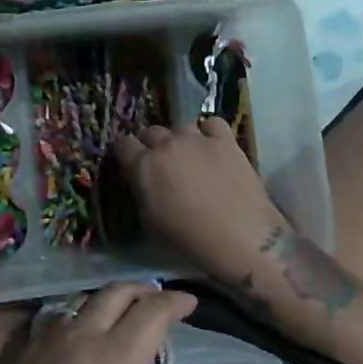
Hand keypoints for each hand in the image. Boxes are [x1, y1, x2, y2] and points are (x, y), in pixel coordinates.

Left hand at [0, 284, 216, 363]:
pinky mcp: (20, 356)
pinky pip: (59, 318)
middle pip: (115, 293)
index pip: (151, 311)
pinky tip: (85, 340)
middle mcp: (79, 339)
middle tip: (162, 303)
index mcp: (114, 362)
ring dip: (112, 300)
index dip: (174, 301)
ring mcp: (44, 344)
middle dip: (144, 290)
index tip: (191, 303)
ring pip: (84, 301)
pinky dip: (83, 315)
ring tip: (128, 320)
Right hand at [114, 118, 287, 285]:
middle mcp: (166, 144)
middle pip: (151, 132)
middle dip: (152, 145)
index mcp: (142, 165)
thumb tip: (143, 181)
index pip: (123, 143)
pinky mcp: (225, 140)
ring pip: (180, 126)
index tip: (131, 163)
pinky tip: (213, 147)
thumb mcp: (150, 222)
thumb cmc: (188, 239)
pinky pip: (211, 124)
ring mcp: (197, 138)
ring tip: (189, 156)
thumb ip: (142, 192)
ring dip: (180, 139)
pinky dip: (209, 133)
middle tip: (162, 165)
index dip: (126, 152)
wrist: (240, 237)